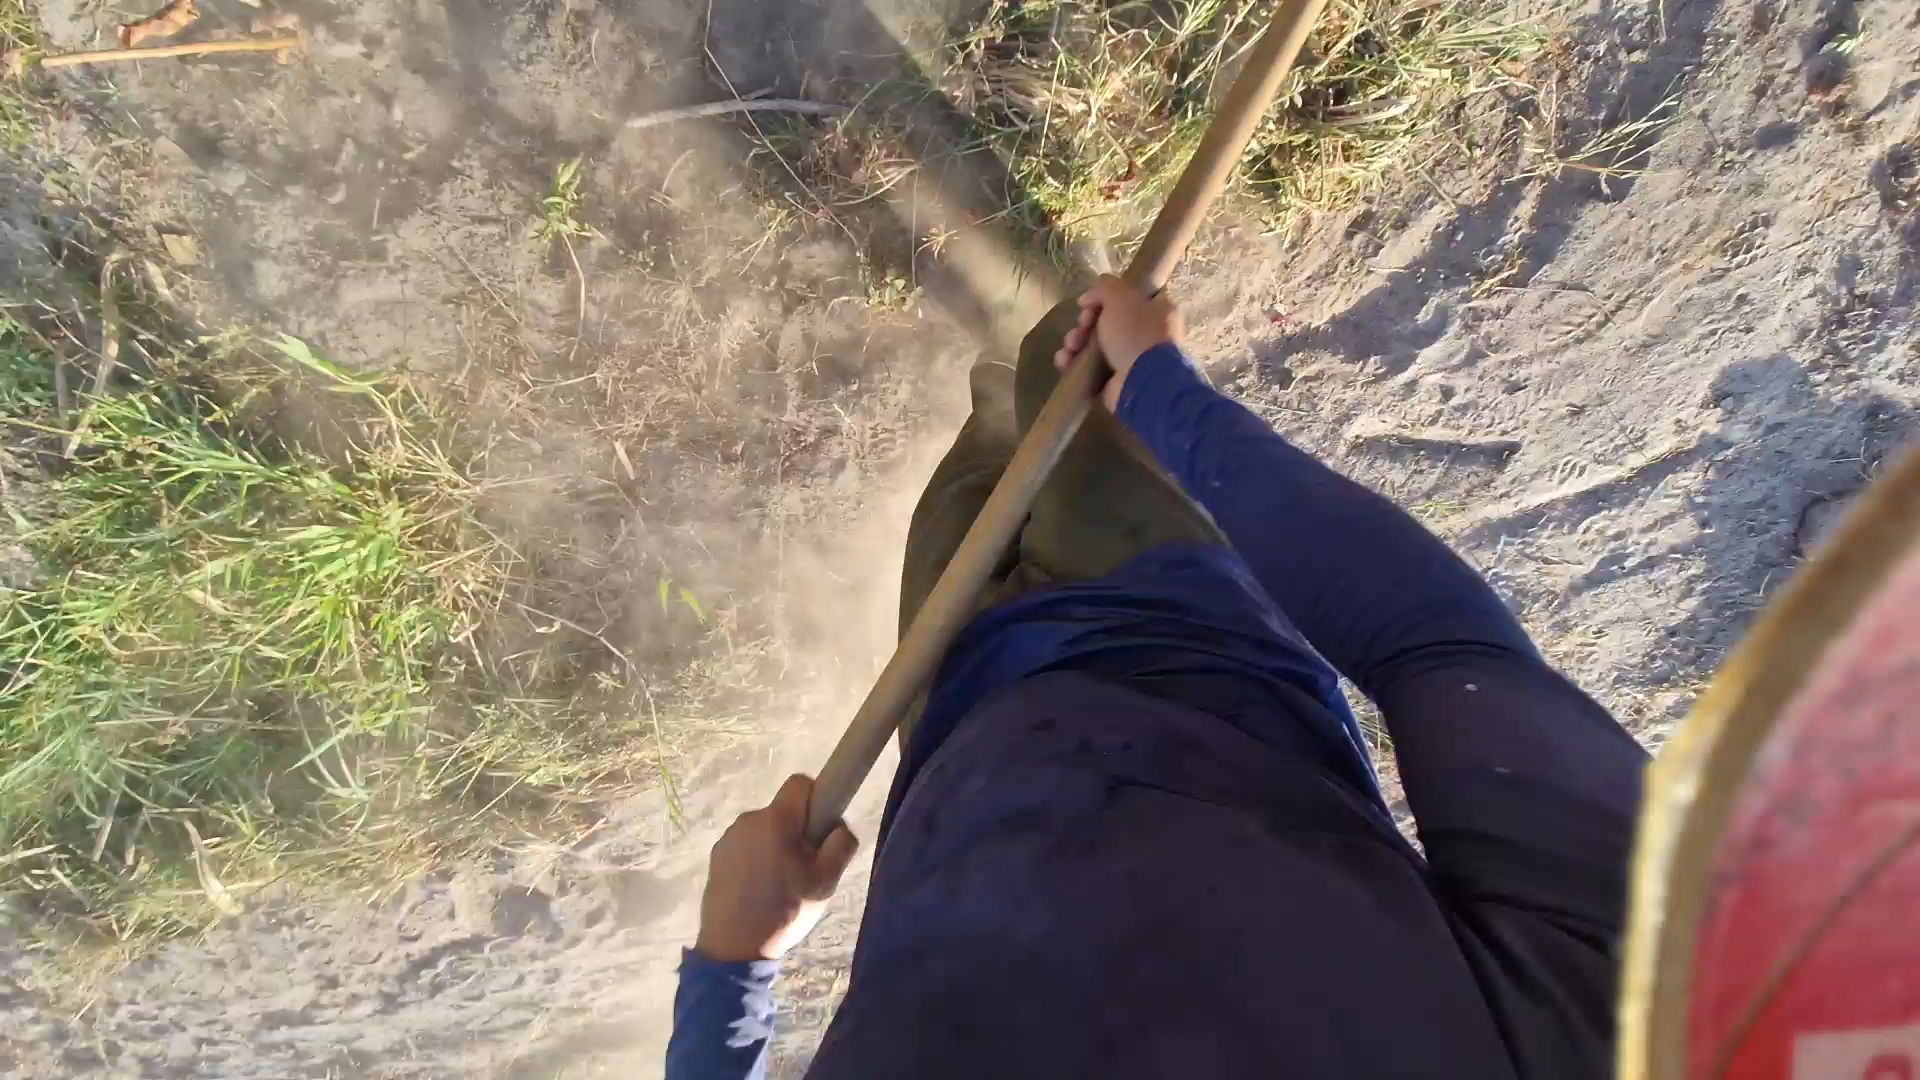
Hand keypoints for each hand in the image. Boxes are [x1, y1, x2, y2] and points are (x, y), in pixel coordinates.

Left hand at [695, 774, 859, 962]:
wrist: (732, 951)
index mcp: (776, 820)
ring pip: (765, 828)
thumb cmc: (785, 911)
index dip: (816, 797)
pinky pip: (746, 844)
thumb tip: (837, 825)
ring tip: (779, 882)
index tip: (819, 827)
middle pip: (783, 810)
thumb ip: (841, 843)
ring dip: (775, 844)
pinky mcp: (716, 856)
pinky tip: (757, 889)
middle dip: (797, 829)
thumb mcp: (826, 882)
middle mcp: (749, 819)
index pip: (800, 783)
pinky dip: (755, 857)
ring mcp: (728, 837)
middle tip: (803, 865)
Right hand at [1053, 274, 1183, 410]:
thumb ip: (1103, 287)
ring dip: (1075, 341)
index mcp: (1156, 311)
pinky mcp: (1112, 381)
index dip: (1105, 298)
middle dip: (1085, 322)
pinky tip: (1064, 361)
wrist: (1141, 382)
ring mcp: (1129, 359)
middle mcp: (1145, 334)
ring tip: (1071, 346)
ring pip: (1094, 344)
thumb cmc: (1135, 334)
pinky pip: (1088, 368)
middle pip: (1106, 321)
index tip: (1091, 303)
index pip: (1129, 298)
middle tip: (1082, 326)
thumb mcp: (1120, 297)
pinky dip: (1073, 363)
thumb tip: (1087, 299)